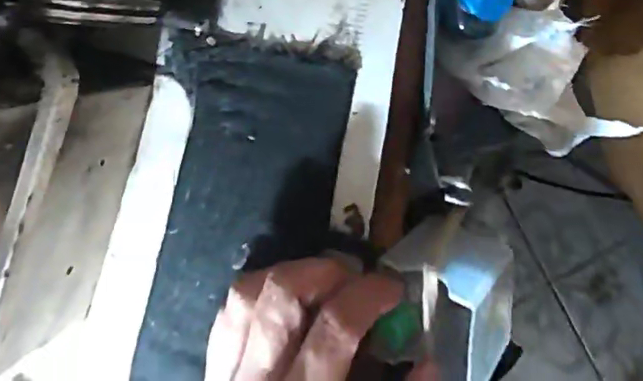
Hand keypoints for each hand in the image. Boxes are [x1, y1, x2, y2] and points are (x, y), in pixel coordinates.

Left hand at [204, 256, 431, 380]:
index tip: (394, 289)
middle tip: (358, 281)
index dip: (369, 295)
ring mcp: (227, 377)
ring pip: (248, 295)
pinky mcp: (213, 373)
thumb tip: (430, 362)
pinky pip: (229, 315)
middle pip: (283, 296)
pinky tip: (286, 300)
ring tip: (324, 283)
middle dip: (327, 272)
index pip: (334, 328)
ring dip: (291, 274)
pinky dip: (260, 293)